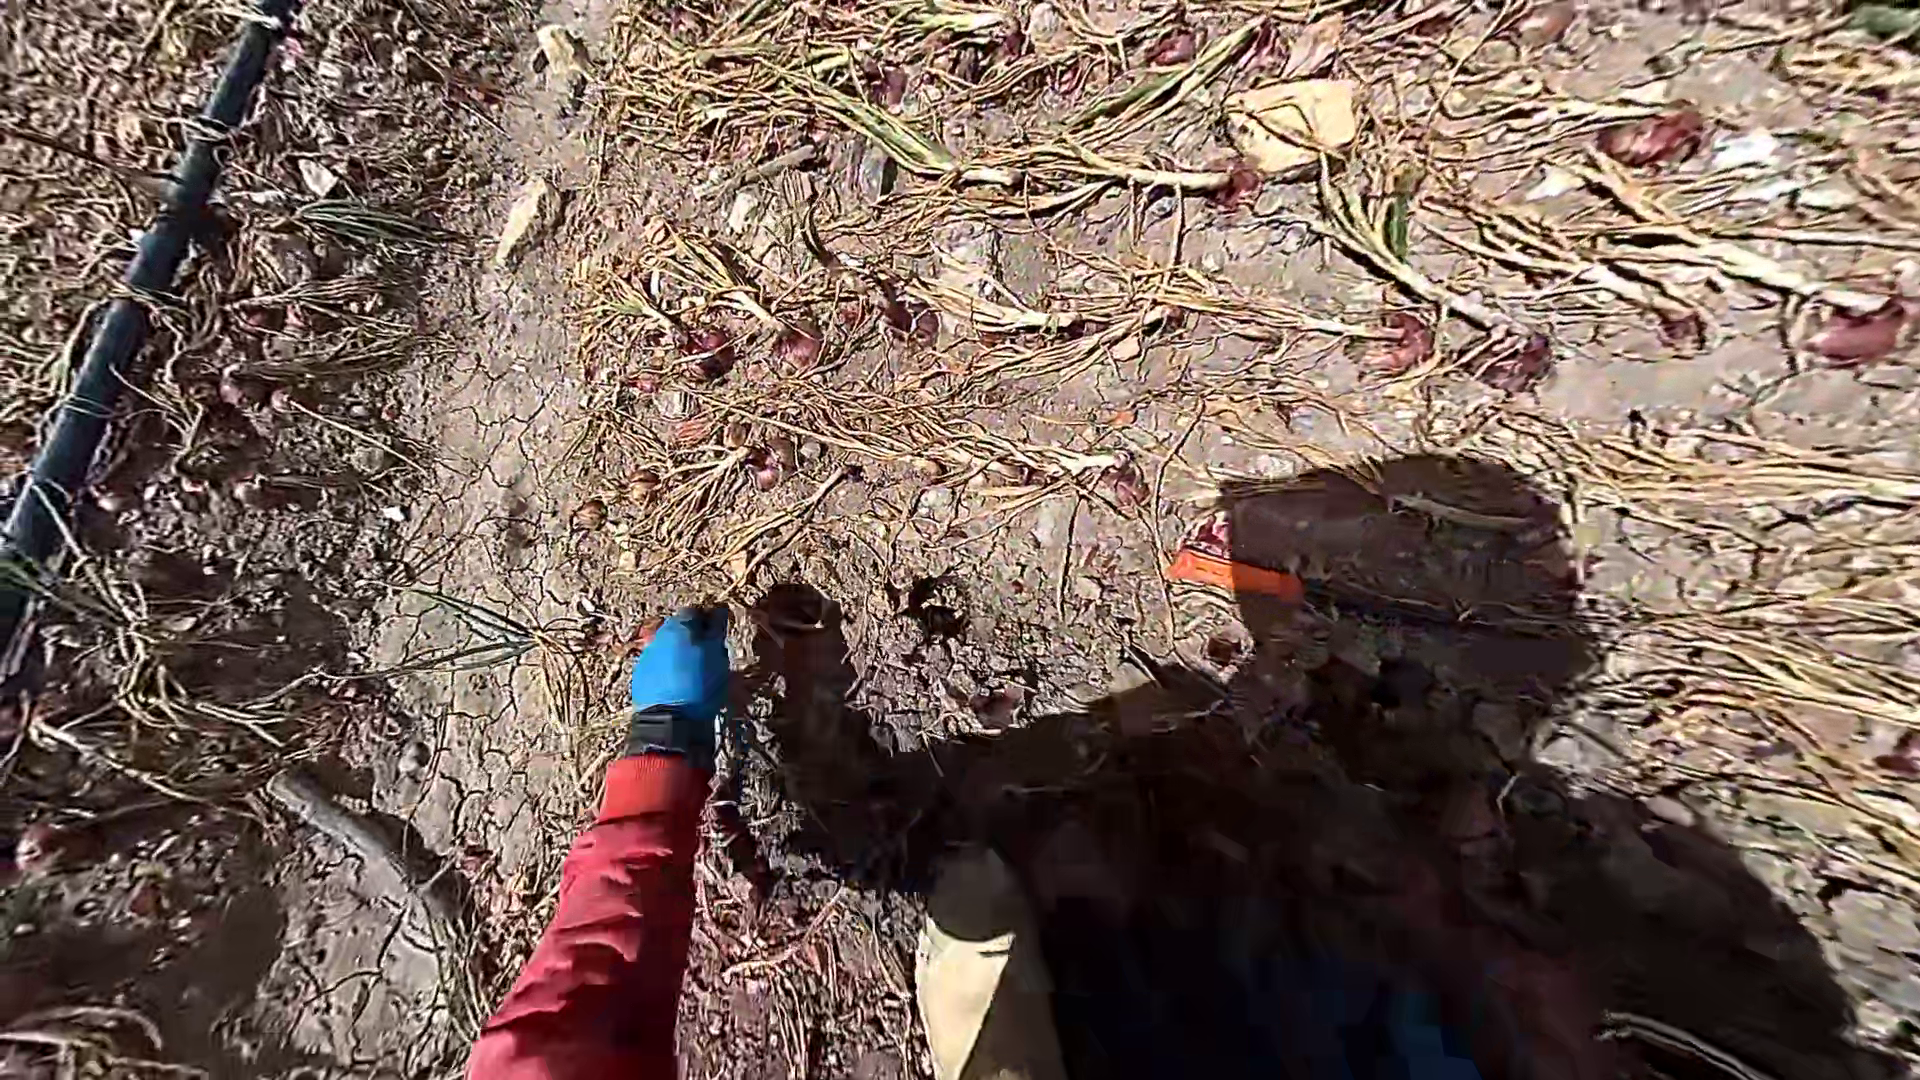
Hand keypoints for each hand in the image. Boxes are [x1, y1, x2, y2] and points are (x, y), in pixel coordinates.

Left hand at [626, 607, 730, 767]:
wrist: (669, 721)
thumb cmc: (700, 684)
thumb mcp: (717, 655)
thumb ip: (717, 630)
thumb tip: (719, 610)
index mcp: (678, 627)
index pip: (695, 611)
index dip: (709, 619)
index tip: (719, 632)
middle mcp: (658, 636)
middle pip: (679, 628)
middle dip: (694, 635)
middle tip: (710, 651)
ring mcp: (646, 657)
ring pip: (669, 646)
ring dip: (682, 652)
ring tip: (696, 669)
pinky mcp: (641, 676)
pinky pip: (660, 664)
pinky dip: (671, 667)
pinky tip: (682, 681)